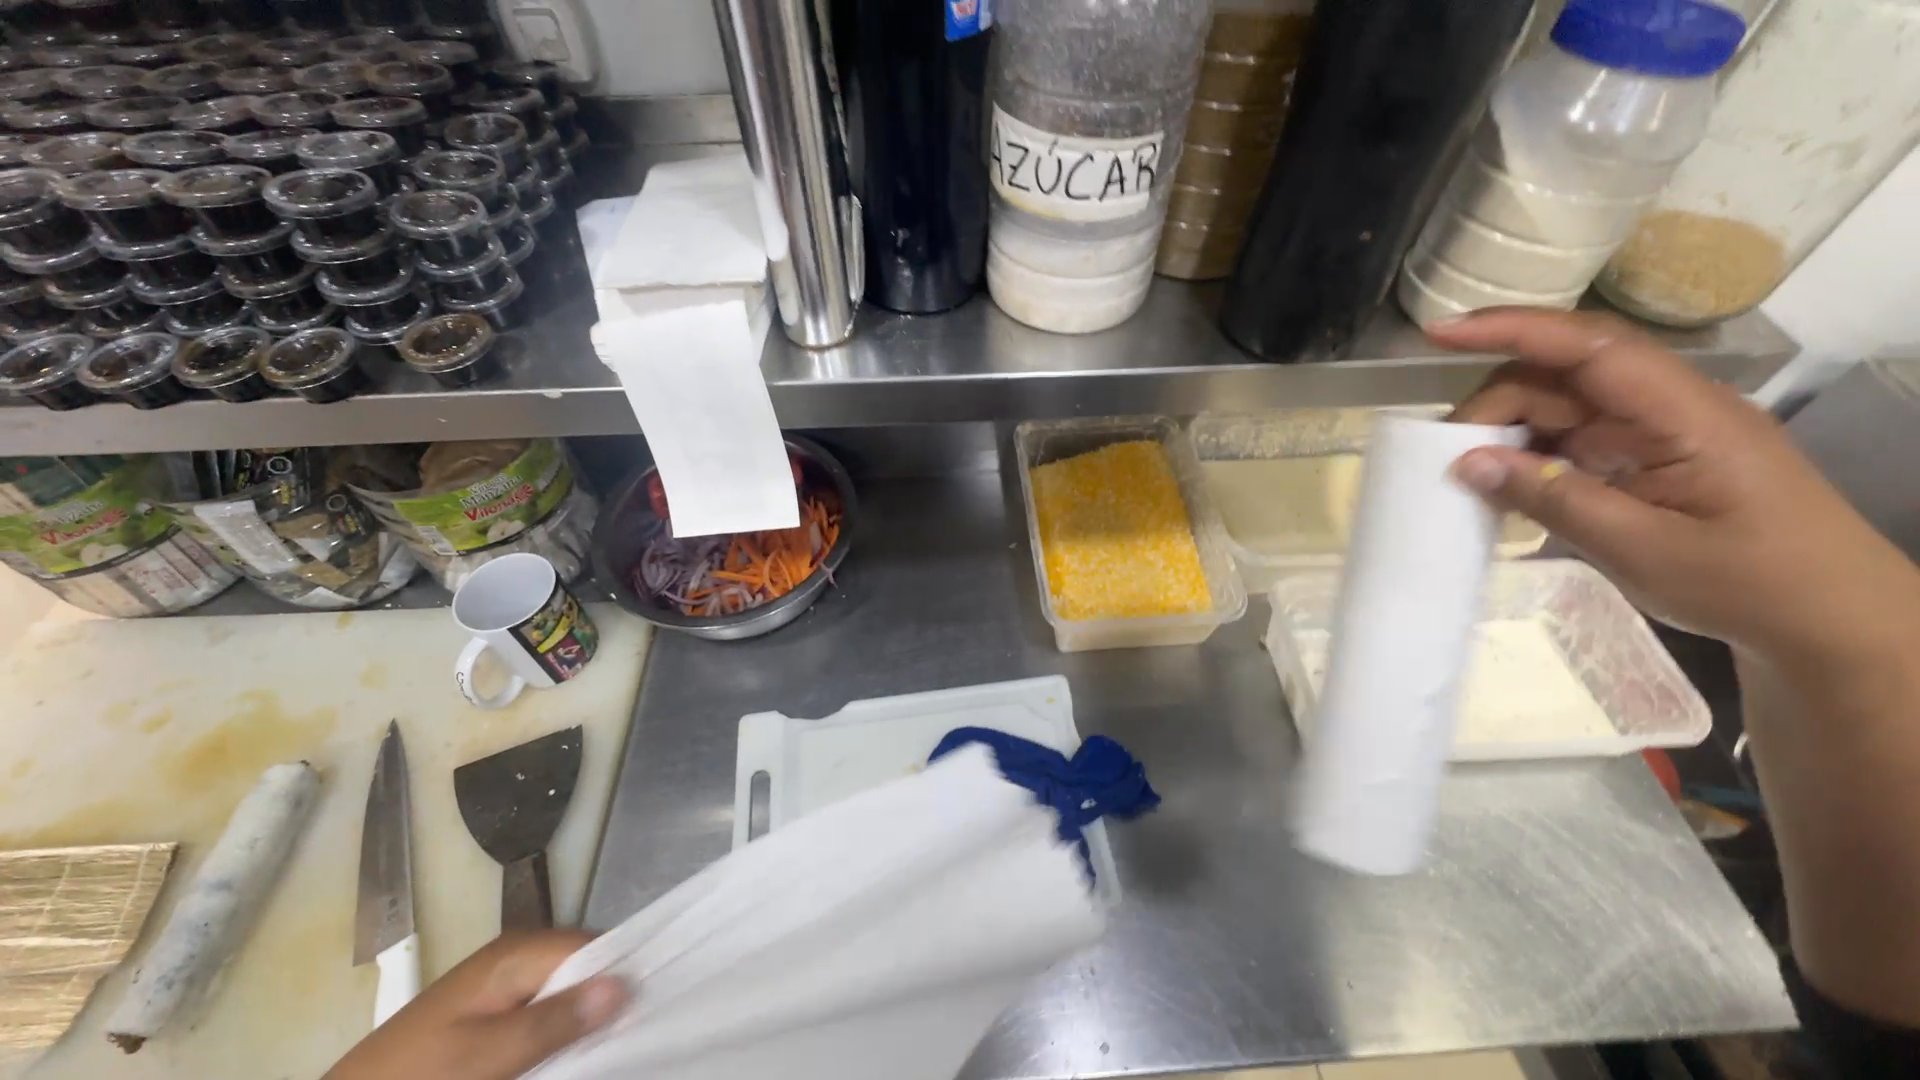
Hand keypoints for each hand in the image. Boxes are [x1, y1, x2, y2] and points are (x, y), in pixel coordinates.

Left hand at [324, 931, 627, 1079]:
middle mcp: (519, 956)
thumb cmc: (415, 1078)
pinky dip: (565, 1032)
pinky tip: (574, 1055)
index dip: (626, 976)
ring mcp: (507, 983)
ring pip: (572, 990)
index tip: (652, 1013)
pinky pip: (550, 1009)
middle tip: (632, 1038)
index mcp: (518, 952)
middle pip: (588, 967)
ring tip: (610, 1048)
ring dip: (589, 1020)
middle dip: (609, 1000)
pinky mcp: (498, 1011)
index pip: (598, 947)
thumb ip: (551, 1022)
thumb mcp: (483, 1059)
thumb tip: (625, 984)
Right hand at [1432, 309, 1919, 661]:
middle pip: (1560, 378)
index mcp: (1685, 414)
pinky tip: (1501, 489)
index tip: (1440, 333)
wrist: (1828, 619)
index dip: (1513, 330)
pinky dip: (1528, 460)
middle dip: (1493, 406)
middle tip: (1446, 461)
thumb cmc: (1750, 583)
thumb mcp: (1642, 549)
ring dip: (1505, 435)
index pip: (1590, 349)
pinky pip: (1570, 441)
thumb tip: (1467, 463)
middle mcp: (1667, 407)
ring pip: (1558, 408)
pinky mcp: (1644, 457)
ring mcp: (1655, 432)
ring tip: (1464, 479)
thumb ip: (1553, 501)